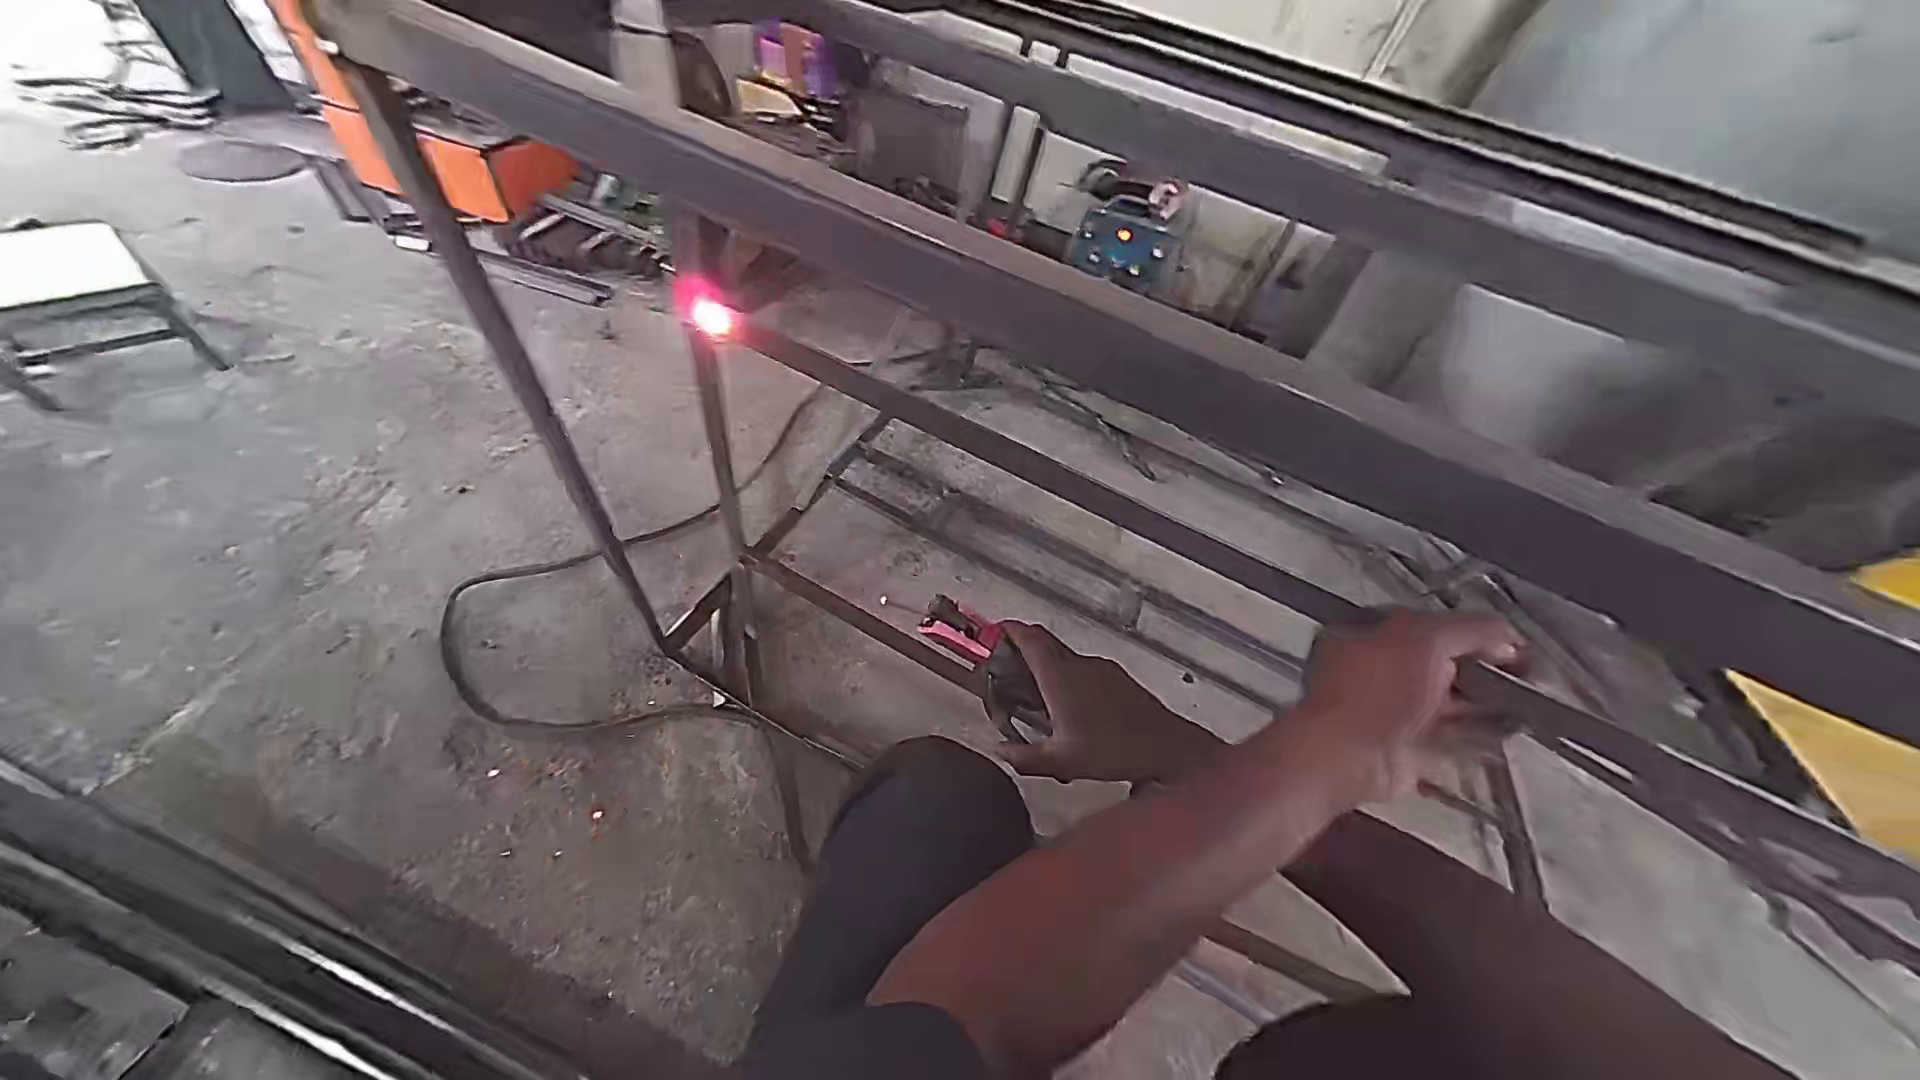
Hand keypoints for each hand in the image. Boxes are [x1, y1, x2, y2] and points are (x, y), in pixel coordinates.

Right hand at [998, 623, 1225, 784]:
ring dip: (1046, 666)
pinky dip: (1067, 678)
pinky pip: (1083, 669)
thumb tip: (1002, 753)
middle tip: (1006, 664)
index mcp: (1061, 677)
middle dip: (1022, 648)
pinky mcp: (1117, 679)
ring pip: (1064, 657)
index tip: (995, 631)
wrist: (1168, 748)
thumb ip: (1025, 757)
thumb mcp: (1062, 762)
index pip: (1030, 638)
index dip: (1010, 630)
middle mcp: (1080, 665)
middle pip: (1045, 643)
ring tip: (1035, 694)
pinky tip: (1070, 708)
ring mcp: (1101, 669)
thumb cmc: (1116, 750)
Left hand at [1287, 609, 1522, 806]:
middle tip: (1525, 677)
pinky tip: (1508, 728)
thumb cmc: (1375, 690)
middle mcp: (1372, 667)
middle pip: (1438, 662)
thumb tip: (1507, 636)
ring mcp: (1386, 706)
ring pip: (1446, 699)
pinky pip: (1449, 734)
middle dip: (1482, 668)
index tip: (1511, 645)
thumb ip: (1467, 629)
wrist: (1350, 754)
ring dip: (1485, 701)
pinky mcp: (1404, 743)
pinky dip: (1478, 732)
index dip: (1471, 632)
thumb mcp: (1422, 640)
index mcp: (1362, 633)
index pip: (1425, 623)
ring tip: (1526, 701)